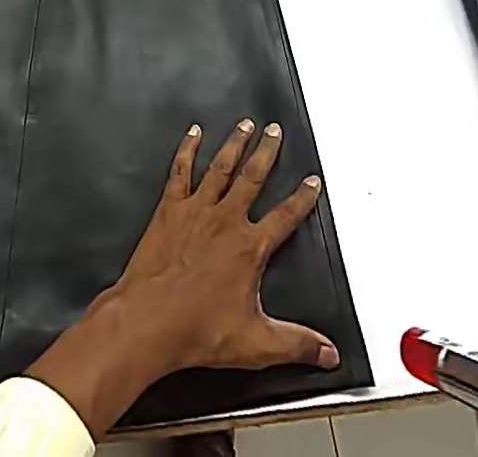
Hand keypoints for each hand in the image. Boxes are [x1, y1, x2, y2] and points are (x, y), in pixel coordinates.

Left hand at [26, 120, 336, 435]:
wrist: (149, 320)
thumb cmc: (196, 328)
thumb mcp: (256, 343)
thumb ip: (296, 344)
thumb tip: (328, 352)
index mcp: (248, 247)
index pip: (285, 216)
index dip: (302, 198)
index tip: (311, 181)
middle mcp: (225, 220)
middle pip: (253, 177)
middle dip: (267, 151)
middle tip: (275, 130)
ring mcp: (196, 210)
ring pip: (221, 166)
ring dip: (235, 143)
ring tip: (245, 124)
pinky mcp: (170, 208)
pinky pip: (181, 170)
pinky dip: (188, 149)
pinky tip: (193, 133)